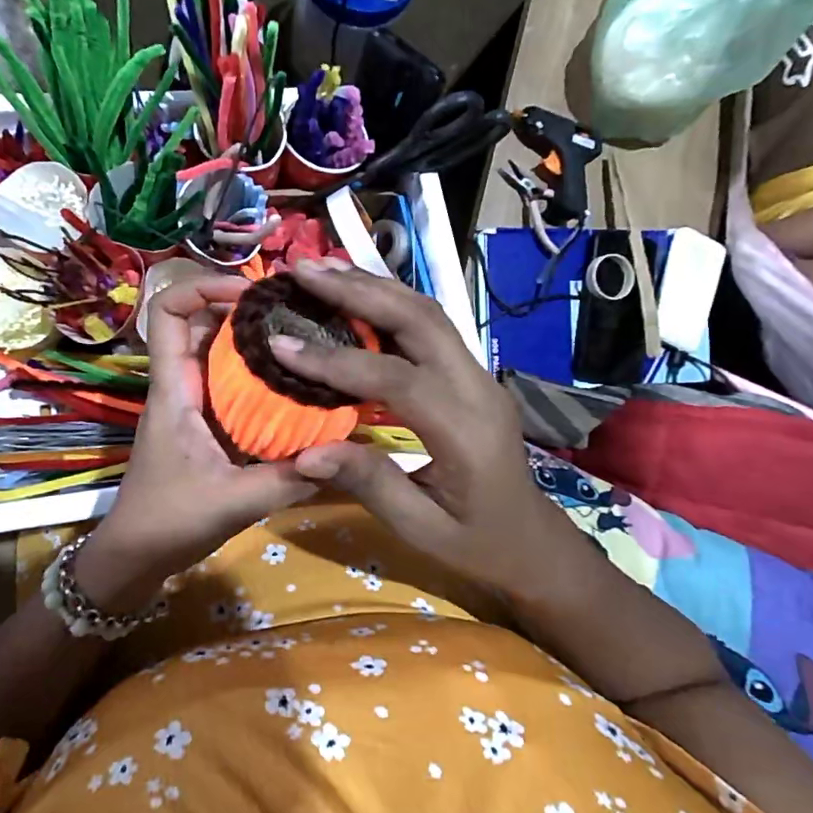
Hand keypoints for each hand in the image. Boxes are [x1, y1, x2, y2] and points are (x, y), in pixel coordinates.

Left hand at [83, 274, 315, 601]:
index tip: (250, 292)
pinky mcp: (205, 423)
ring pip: (217, 350)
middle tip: (294, 312)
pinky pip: (230, 381)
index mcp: (174, 389)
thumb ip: (287, 478)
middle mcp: (181, 385)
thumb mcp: (234, 501)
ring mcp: (192, 403)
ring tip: (302, 337)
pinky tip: (295, 383)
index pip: (167, 312)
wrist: (136, 557)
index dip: (202, 286)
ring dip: (253, 338)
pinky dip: (258, 372)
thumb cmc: (169, 521)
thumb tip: (342, 453)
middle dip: (243, 308)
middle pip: (201, 322)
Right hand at [266, 259, 583, 597]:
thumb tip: (303, 454)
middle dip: (359, 290)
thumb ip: (369, 484)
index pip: (395, 377)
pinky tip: (360, 295)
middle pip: (420, 320)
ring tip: (324, 269)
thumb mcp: (420, 529)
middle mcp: (478, 389)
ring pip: (430, 313)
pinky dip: (393, 304)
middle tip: (304, 270)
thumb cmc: (477, 542)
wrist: (532, 540)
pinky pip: (434, 326)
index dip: (336, 359)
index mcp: (464, 431)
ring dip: (376, 287)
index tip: (280, 344)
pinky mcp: (475, 374)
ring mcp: (481, 375)